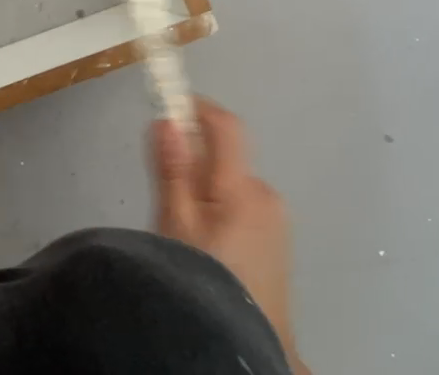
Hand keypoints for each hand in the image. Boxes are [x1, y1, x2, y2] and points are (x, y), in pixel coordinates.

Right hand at [151, 98, 305, 371]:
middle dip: (190, 157)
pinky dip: (217, 204)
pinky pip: (240, 201)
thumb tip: (167, 119)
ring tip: (180, 222)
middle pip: (222, 154)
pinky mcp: (275, 235)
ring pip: (228, 179)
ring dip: (202, 184)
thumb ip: (172, 169)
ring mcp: (275, 216)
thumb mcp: (176, 221)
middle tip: (162, 187)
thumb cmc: (205, 275)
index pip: (224, 124)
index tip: (163, 101)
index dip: (194, 106)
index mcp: (242, 186)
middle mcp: (265, 194)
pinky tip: (203, 238)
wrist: (248, 336)